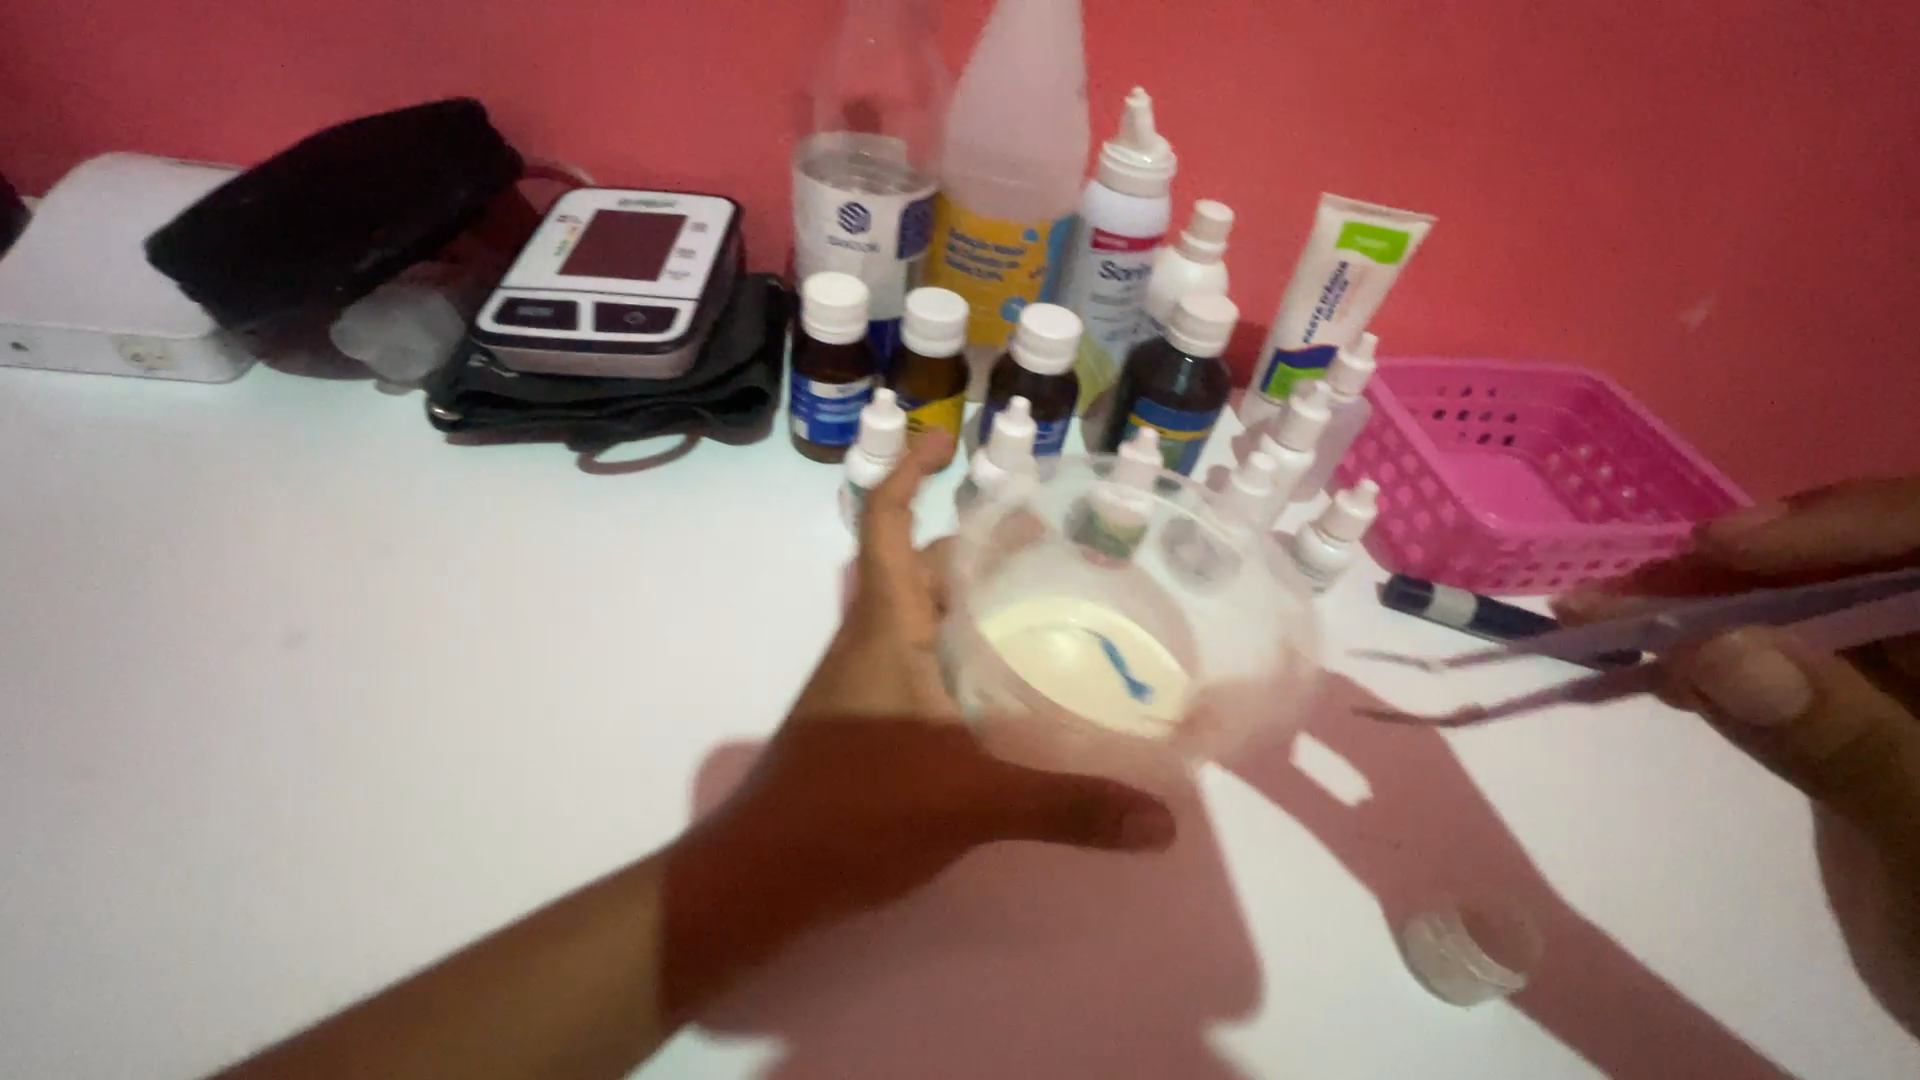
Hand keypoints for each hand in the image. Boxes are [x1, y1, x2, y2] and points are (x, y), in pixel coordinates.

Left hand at [664, 435, 1173, 1017]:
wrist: (766, 876)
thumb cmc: (855, 811)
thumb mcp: (970, 801)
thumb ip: (1066, 807)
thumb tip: (1162, 823)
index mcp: (887, 627)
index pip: (885, 525)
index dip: (908, 472)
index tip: (948, 441)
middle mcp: (874, 640)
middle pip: (923, 568)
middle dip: (979, 546)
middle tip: (1051, 547)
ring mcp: (868, 681)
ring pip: (924, 617)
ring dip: (973, 600)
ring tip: (1044, 606)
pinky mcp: (872, 718)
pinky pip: (924, 661)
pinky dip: (964, 651)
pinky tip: (1010, 684)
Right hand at [1558, 476, 1919, 849]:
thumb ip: (1847, 743)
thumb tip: (1712, 647)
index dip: (1849, 522)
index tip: (1722, 545)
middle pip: (1860, 567)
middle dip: (1737, 572)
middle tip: (1621, 590)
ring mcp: (1914, 681)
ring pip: (1802, 612)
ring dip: (1696, 611)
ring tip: (1596, 618)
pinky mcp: (1857, 715)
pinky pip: (1775, 662)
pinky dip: (1703, 658)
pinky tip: (1643, 664)